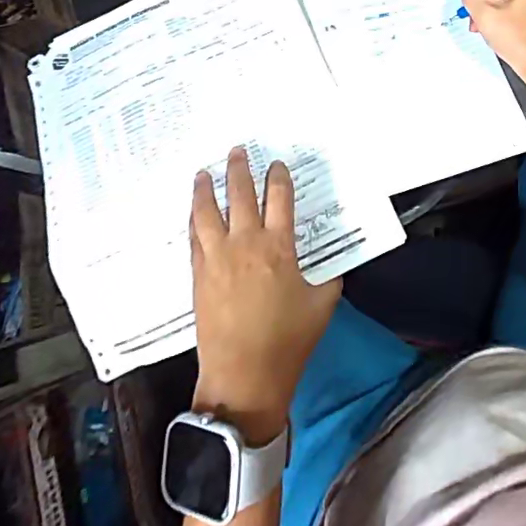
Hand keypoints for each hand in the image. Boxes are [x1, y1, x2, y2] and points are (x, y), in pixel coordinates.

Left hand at [189, 147, 340, 444]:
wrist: (244, 374)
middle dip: (239, 170)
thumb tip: (331, 265)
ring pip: (208, 213)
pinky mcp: (198, 275)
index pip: (279, 199)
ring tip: (204, 172)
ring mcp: (217, 259)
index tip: (277, 164)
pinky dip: (194, 219)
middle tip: (237, 151)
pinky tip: (194, 212)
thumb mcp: (323, 303)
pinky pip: (194, 238)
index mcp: (279, 247)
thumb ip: (328, 277)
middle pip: (240, 195)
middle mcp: (245, 244)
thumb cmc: (289, 339)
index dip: (278, 177)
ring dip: (206, 189)